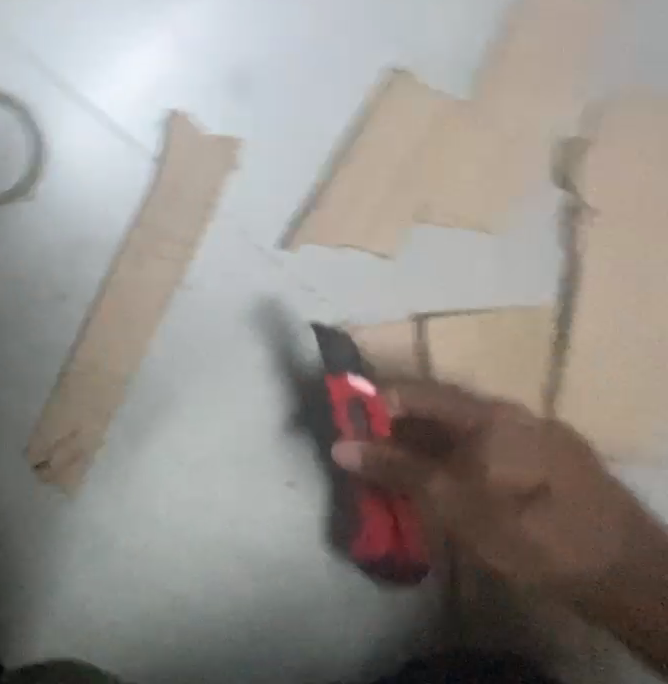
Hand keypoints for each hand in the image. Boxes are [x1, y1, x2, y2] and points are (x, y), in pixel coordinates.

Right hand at [334, 381, 667, 602]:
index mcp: (488, 413)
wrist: (635, 581)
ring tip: (403, 472)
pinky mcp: (563, 467)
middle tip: (365, 452)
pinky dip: (462, 460)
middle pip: (438, 410)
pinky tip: (453, 485)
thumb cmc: (530, 532)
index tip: (339, 423)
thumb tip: (339, 445)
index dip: (368, 404)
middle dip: (397, 429)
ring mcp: (545, 439)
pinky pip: (494, 449)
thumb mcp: (451, 503)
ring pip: (467, 432)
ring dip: (429, 447)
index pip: (409, 391)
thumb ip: (394, 468)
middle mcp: (516, 414)